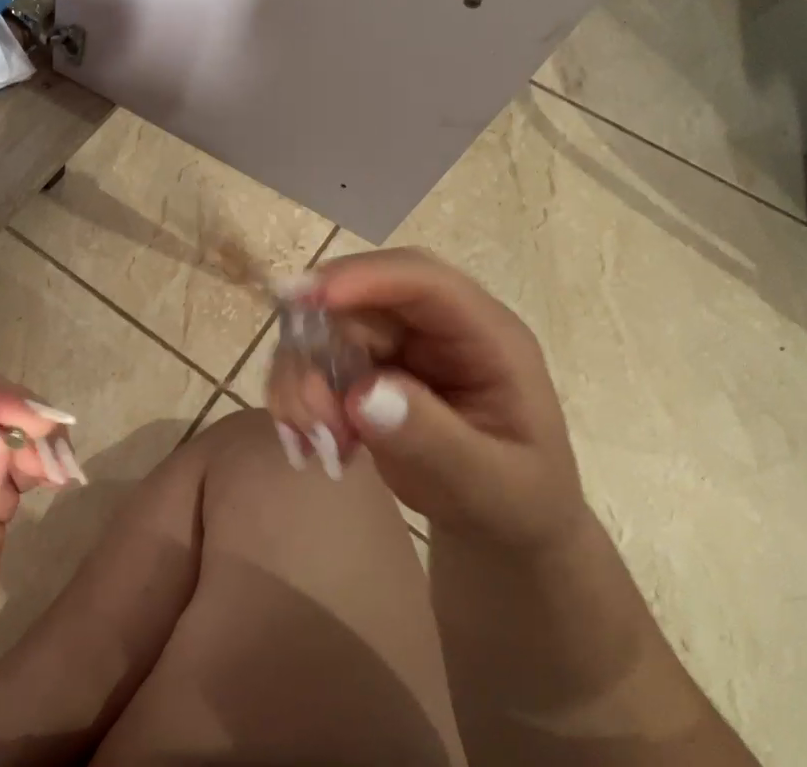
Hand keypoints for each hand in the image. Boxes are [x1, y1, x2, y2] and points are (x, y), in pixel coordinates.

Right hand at [265, 247, 584, 551]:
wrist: (498, 527)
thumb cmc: (510, 502)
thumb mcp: (487, 484)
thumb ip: (431, 439)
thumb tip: (361, 394)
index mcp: (487, 336)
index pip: (422, 281)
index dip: (362, 279)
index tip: (303, 301)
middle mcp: (433, 327)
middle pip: (356, 304)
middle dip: (319, 354)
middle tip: (316, 423)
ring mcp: (395, 345)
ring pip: (321, 331)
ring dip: (302, 383)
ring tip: (322, 445)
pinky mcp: (362, 366)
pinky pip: (308, 361)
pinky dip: (295, 398)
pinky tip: (311, 443)